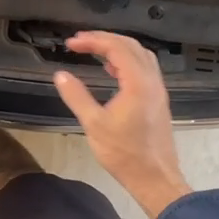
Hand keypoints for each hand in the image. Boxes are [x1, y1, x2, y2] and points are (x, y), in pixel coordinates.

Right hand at [53, 31, 192, 218]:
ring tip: (94, 50)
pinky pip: (144, 67)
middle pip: (130, 45)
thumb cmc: (125, 154)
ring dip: (117, 47)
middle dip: (104, 38)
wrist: (156, 180)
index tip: (71, 43)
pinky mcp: (158, 100)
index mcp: (138, 82)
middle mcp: (152, 81)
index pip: (116, 47)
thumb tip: (60, 75)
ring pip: (140, 55)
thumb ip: (77, 96)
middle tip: (80, 41)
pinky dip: (126, 60)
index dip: (92, 40)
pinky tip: (111, 69)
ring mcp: (158, 90)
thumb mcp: (94, 125)